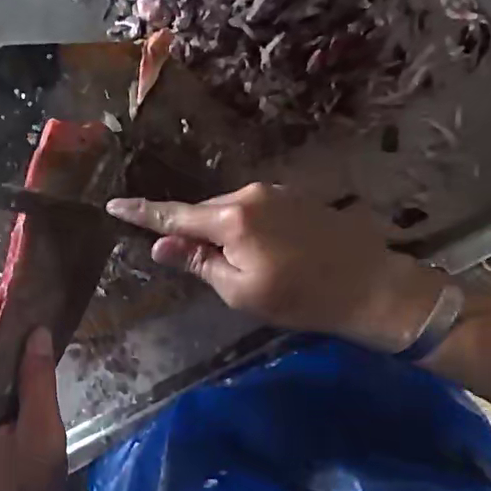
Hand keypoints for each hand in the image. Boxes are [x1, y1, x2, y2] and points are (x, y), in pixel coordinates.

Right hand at [106, 183, 449, 353]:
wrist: (376, 288)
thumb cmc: (302, 298)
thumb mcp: (240, 291)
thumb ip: (197, 262)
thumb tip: (160, 246)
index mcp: (231, 219)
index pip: (173, 215)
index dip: (141, 213)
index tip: (114, 205)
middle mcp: (249, 194)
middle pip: (202, 211)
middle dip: (193, 233)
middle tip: (203, 267)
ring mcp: (275, 192)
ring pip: (228, 210)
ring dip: (222, 232)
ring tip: (244, 266)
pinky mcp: (294, 196)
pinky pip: (252, 209)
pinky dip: (244, 227)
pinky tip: (266, 253)